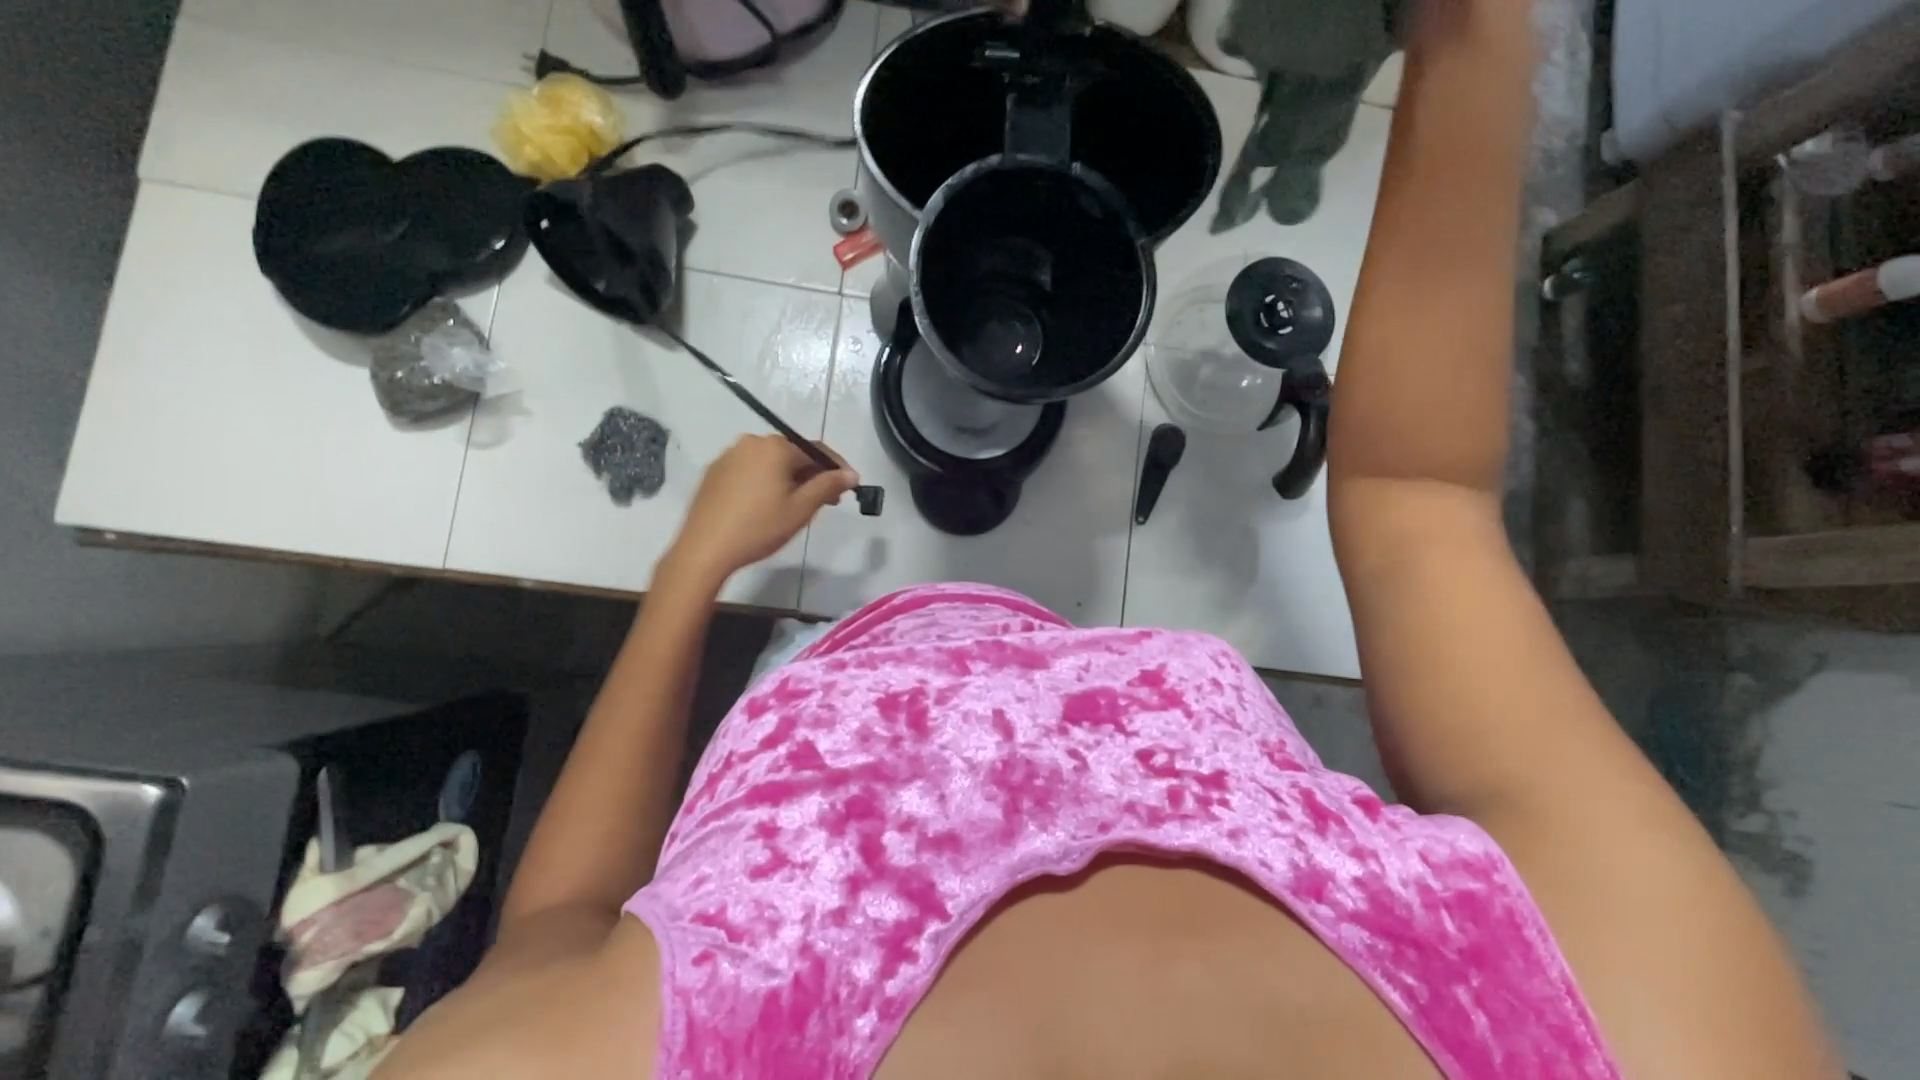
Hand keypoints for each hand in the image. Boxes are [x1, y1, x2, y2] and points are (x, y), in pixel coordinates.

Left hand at [665, 435, 858, 585]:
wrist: (704, 549)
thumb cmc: (759, 528)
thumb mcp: (801, 509)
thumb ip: (828, 486)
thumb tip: (851, 474)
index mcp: (775, 447)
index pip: (816, 451)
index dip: (837, 468)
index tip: (851, 487)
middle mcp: (751, 442)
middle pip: (792, 455)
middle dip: (812, 475)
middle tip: (826, 501)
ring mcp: (728, 456)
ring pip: (770, 463)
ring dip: (788, 479)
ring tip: (796, 506)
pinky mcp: (714, 472)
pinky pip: (750, 471)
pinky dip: (765, 482)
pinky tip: (766, 506)